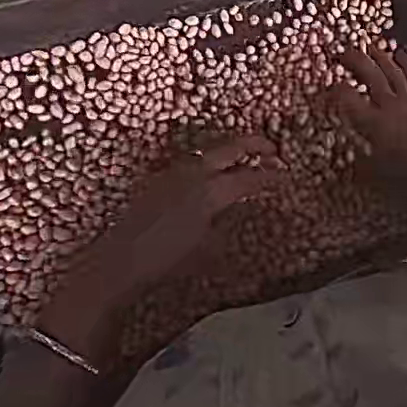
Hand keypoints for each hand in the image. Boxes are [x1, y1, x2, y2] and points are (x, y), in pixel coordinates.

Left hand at [36, 136, 282, 360]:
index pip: (250, 177)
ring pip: (208, 152)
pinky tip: (208, 176)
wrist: (121, 261)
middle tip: (272, 149)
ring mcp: (173, 173)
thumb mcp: (209, 246)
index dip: (271, 176)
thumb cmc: (168, 259)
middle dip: (255, 145)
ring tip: (243, 160)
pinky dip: (207, 164)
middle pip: (230, 148)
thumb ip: (227, 221)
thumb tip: (239, 208)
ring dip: (229, 152)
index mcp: (212, 190)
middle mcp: (194, 173)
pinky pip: (190, 163)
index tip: (285, 175)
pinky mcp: (157, 179)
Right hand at [329, 47, 406, 209]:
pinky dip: (406, 64)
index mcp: (373, 122)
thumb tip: (349, 162)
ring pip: (392, 71)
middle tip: (341, 51)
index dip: (334, 90)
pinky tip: (402, 55)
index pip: (347, 98)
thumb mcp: (379, 173)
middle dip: (354, 60)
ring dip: (379, 56)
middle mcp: (389, 105)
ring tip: (370, 46)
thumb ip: (361, 163)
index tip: (326, 86)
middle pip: (369, 74)